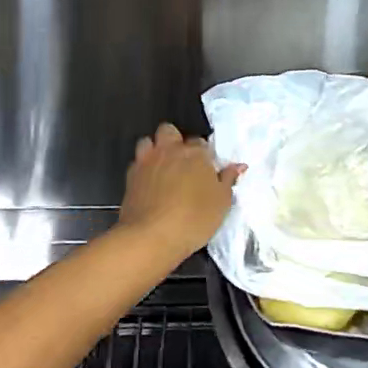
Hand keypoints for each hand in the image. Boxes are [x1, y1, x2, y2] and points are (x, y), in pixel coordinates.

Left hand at [117, 123, 242, 257]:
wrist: (151, 237)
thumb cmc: (194, 218)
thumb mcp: (222, 202)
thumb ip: (229, 180)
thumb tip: (238, 166)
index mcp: (195, 153)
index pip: (201, 143)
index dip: (204, 155)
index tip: (207, 170)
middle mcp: (169, 151)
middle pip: (169, 131)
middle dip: (175, 141)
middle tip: (183, 163)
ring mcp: (146, 162)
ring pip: (148, 142)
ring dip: (155, 151)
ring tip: (163, 169)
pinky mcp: (129, 177)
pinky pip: (136, 164)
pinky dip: (143, 170)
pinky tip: (150, 185)